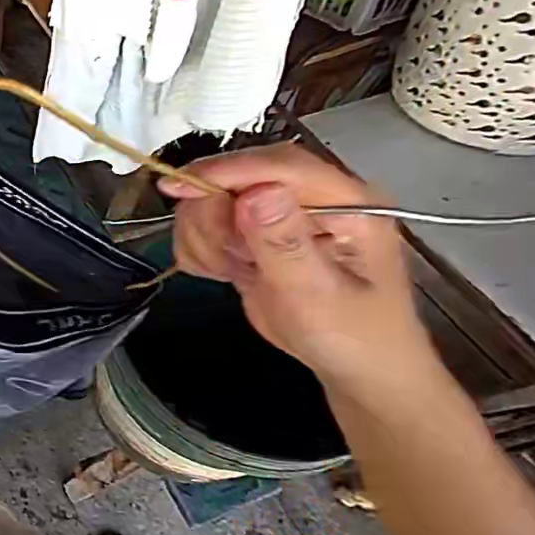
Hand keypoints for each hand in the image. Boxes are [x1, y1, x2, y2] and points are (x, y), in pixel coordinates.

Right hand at [157, 143, 442, 401]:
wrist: (355, 368)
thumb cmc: (353, 337)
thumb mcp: (320, 296)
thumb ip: (286, 243)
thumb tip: (257, 192)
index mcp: (344, 202)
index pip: (278, 167)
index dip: (226, 171)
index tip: (179, 187)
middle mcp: (309, 198)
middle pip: (236, 179)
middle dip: (214, 217)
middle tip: (225, 260)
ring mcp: (278, 215)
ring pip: (212, 200)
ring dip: (205, 238)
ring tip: (230, 271)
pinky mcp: (253, 233)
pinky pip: (205, 224)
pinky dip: (199, 249)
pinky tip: (222, 272)